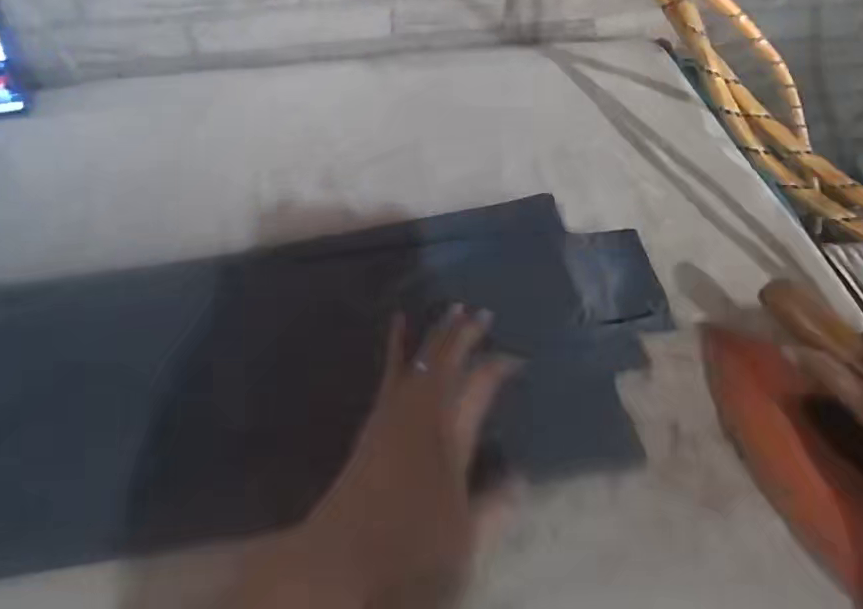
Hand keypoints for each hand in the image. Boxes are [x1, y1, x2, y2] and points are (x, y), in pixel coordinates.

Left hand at [229, 305, 521, 608]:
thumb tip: (521, 480)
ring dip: (438, 333)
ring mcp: (394, 412)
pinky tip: (397, 323)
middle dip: (466, 335)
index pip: (480, 388)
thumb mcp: (464, 540)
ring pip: (421, 360)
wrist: (340, 556)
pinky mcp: (374, 419)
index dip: (499, 367)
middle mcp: (422, 414)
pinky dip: (396, 344)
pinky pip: (390, 369)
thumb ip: (494, 509)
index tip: (518, 357)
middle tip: (484, 312)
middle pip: (448, 362)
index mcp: (450, 437)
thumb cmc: (409, 550)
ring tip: (453, 307)